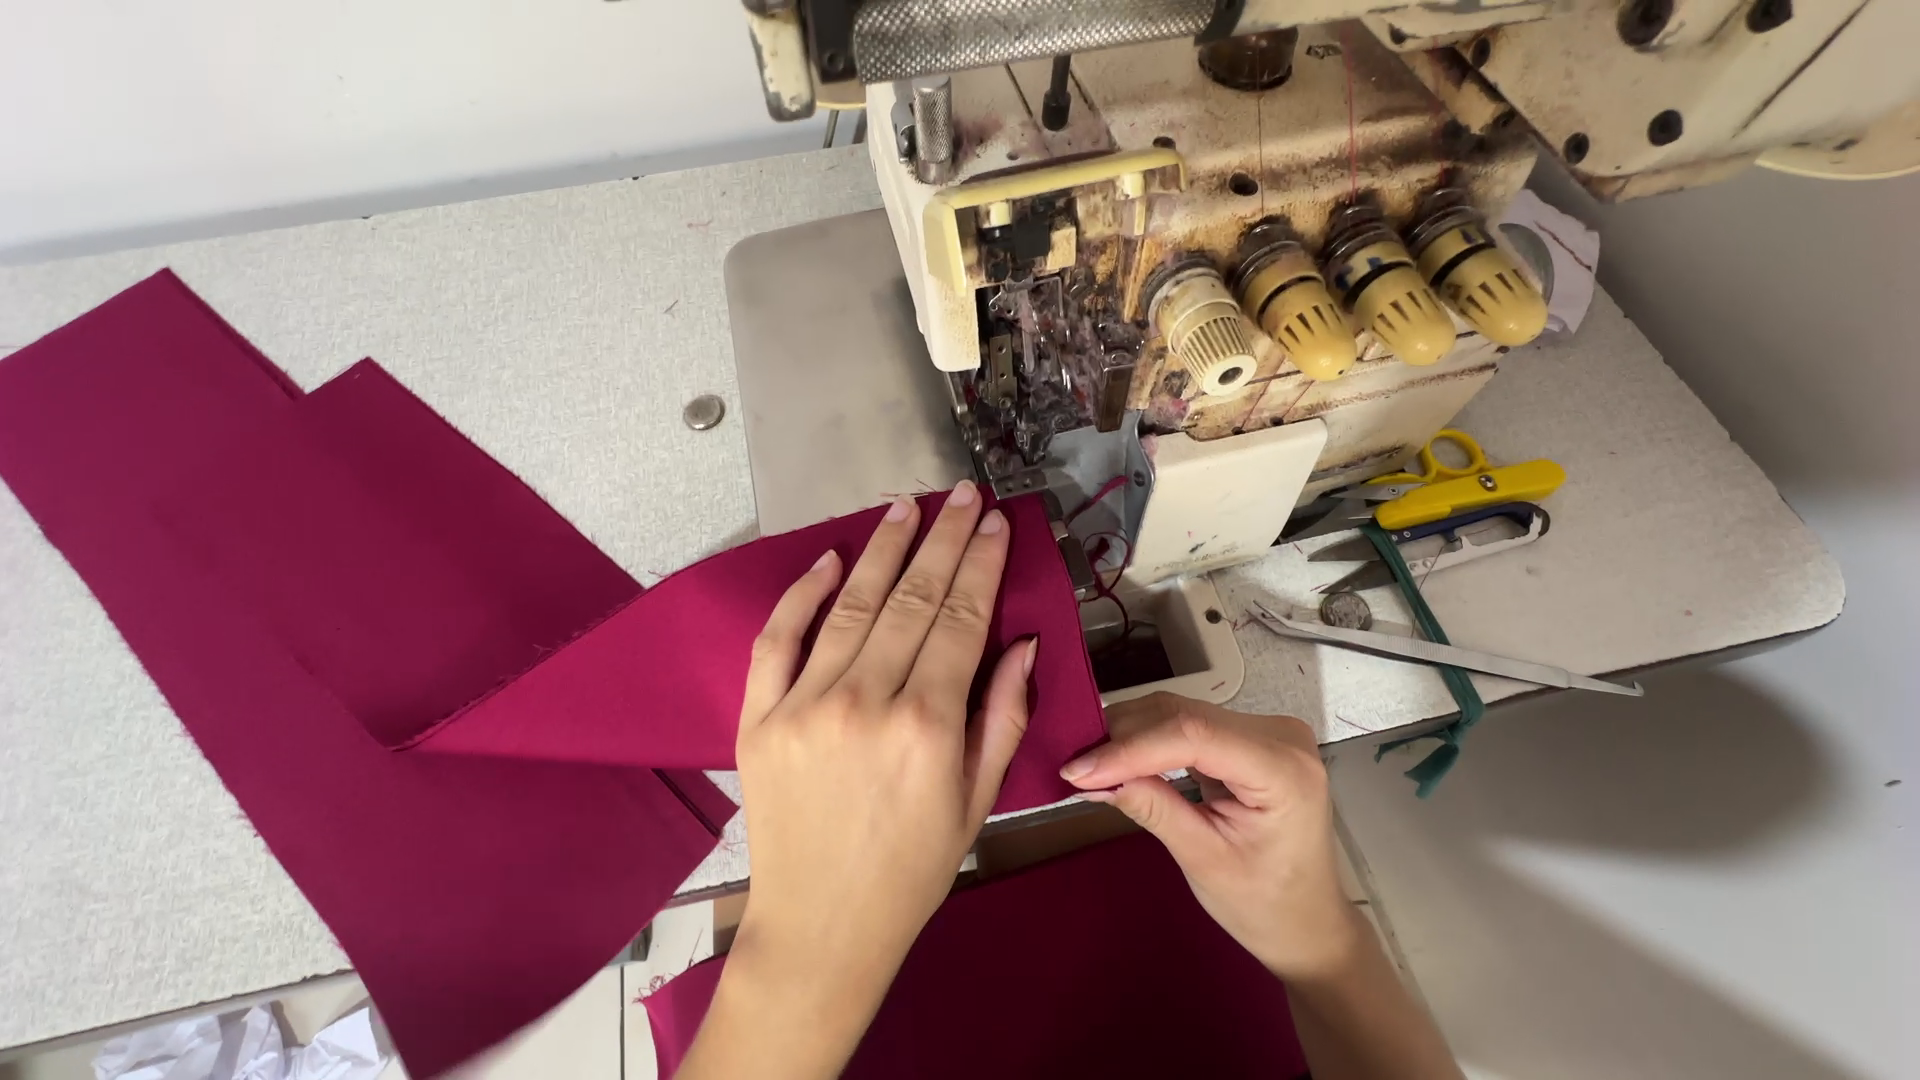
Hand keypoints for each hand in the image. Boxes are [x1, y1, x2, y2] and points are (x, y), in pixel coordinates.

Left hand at [731, 480, 1035, 1004]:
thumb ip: (1004, 715)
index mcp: (927, 724)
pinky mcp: (759, 717)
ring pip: (852, 605)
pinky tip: (831, 558)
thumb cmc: (912, 869)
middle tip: (960, 494)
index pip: (961, 618)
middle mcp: (865, 701)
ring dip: (883, 550)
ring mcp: (804, 704)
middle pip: (912, 598)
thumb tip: (1022, 643)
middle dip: (942, 539)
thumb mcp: (978, 800)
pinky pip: (778, 638)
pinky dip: (803, 593)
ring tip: (905, 508)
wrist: (820, 926)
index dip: (980, 563)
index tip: (993, 522)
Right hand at [1059, 693, 1361, 980]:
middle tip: (1072, 766)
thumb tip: (1090, 776)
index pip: (1193, 735)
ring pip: (1179, 714)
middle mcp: (1279, 734)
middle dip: (1122, 737)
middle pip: (1184, 716)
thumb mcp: (1203, 860)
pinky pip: (1187, 725)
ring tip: (1087, 763)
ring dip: (1129, 735)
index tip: (1078, 769)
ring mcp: (1266, 730)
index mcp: (1283, 769)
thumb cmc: (1264, 906)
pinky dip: (1147, 740)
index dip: (1130, 747)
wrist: (1308, 925)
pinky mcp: (1248, 736)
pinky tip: (1117, 757)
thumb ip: (1152, 808)